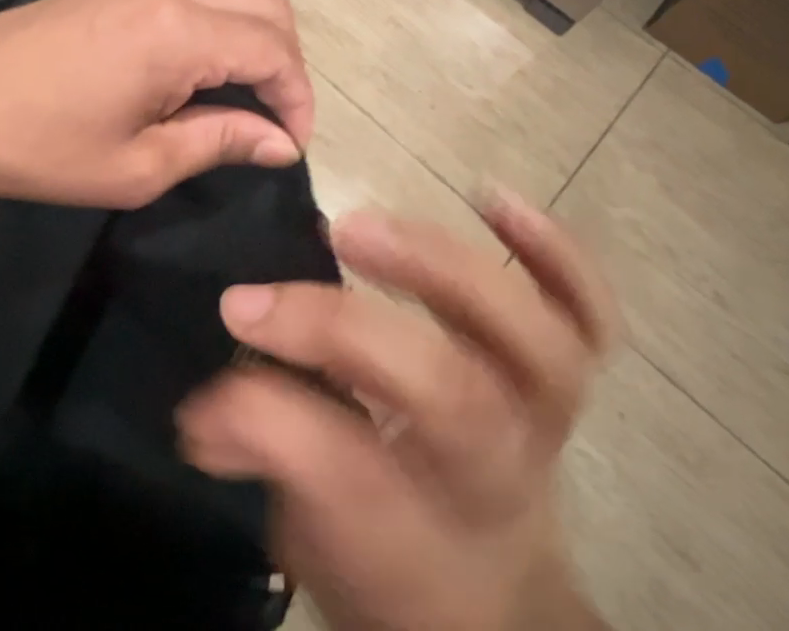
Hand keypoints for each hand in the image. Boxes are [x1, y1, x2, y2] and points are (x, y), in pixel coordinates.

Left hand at [0, 0, 313, 209]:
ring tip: (235, 78)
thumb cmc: (39, 149)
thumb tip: (279, 142)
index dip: (298, 100)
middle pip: (266, 7)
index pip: (276, 52)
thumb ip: (217, 142)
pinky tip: (191, 19)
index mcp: (180, 33)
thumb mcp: (137, 166)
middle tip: (268, 119)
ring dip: (251, 23)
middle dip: (284, 64)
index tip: (289, 144)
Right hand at [178, 199, 617, 630]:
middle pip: (451, 397)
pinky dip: (553, 253)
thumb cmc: (384, 557)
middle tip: (260, 292)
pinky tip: (491, 198)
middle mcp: (489, 472)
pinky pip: (587, 319)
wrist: (488, 595)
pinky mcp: (561, 380)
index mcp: (411, 524)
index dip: (266, 402)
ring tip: (359, 226)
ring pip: (535, 346)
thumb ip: (259, 458)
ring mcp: (539, 421)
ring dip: (446, 271)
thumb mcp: (305, 531)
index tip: (220, 341)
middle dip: (350, 327)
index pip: (338, 462)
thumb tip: (201, 409)